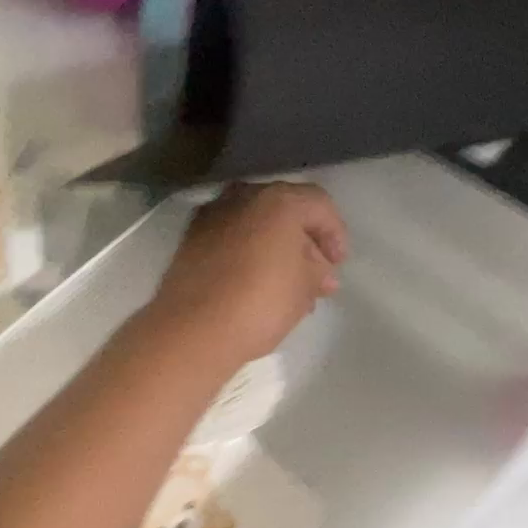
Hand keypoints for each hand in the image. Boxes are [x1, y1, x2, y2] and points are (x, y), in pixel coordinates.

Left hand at [145, 181, 349, 364]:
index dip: (335, 234)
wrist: (192, 330)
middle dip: (303, 242)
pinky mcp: (189, 241)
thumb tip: (321, 272)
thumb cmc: (259, 304)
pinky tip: (255, 285)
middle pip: (283, 211)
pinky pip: (231, 241)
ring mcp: (211, 217)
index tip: (337, 266)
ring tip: (286, 286)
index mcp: (277, 200)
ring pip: (254, 226)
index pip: (319, 205)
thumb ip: (318, 273)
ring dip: (274, 250)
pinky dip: (247, 255)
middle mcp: (242, 197)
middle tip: (315, 277)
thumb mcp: (303, 290)